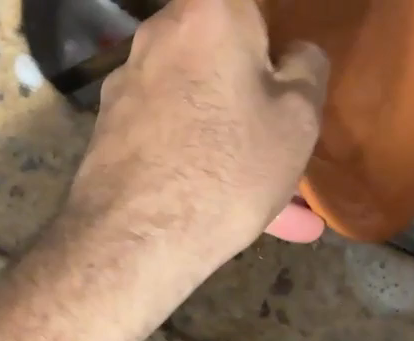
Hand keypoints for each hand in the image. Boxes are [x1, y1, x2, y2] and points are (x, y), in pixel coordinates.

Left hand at [64, 0, 328, 272]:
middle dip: (251, 98)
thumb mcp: (297, 120)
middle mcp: (158, 36)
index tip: (282, 70)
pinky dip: (196, 170)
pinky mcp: (107, 138)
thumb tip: (294, 55)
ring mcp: (126, 89)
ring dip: (230, 147)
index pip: (249, 4)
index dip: (270, 35)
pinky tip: (225, 217)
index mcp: (210, 10)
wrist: (134, 243)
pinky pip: (169, 145)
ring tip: (273, 206)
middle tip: (279, 142)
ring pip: (196, 111)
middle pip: (217, 58)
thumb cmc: (227, 170)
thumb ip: (306, 70)